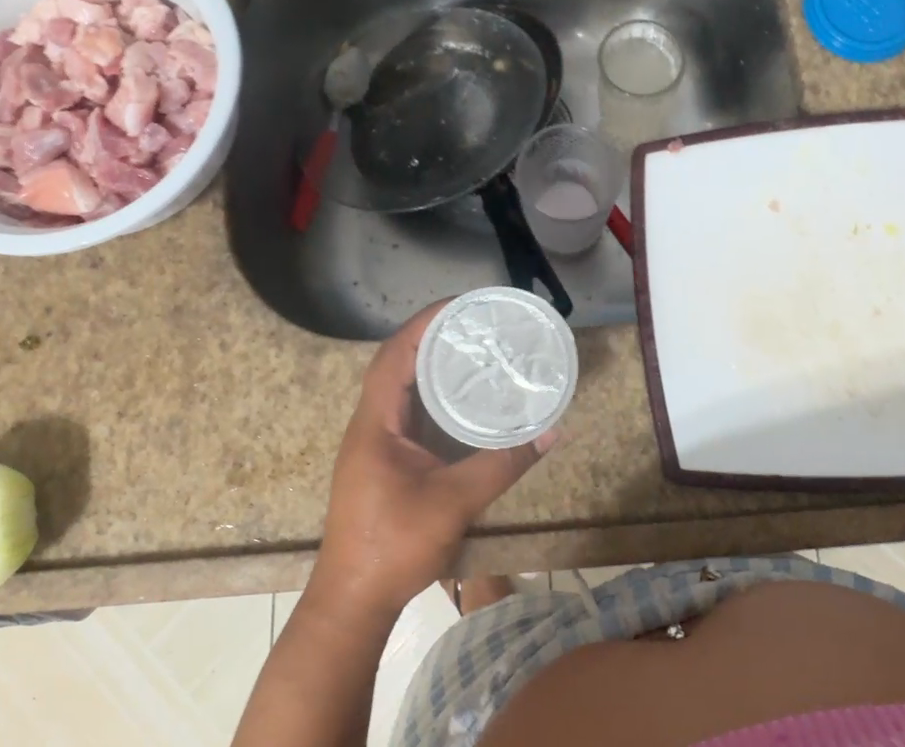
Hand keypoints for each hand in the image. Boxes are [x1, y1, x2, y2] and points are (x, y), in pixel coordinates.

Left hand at [313, 300, 555, 617]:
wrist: (353, 601)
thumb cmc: (393, 545)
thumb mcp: (454, 502)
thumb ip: (502, 464)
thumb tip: (551, 432)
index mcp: (376, 423)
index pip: (394, 354)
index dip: (424, 323)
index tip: (462, 305)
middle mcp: (370, 425)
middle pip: (398, 365)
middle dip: (434, 339)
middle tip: (480, 327)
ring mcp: (375, 446)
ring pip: (402, 391)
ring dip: (433, 368)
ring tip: (476, 353)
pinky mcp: (384, 464)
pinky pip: (409, 415)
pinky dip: (434, 399)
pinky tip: (464, 403)